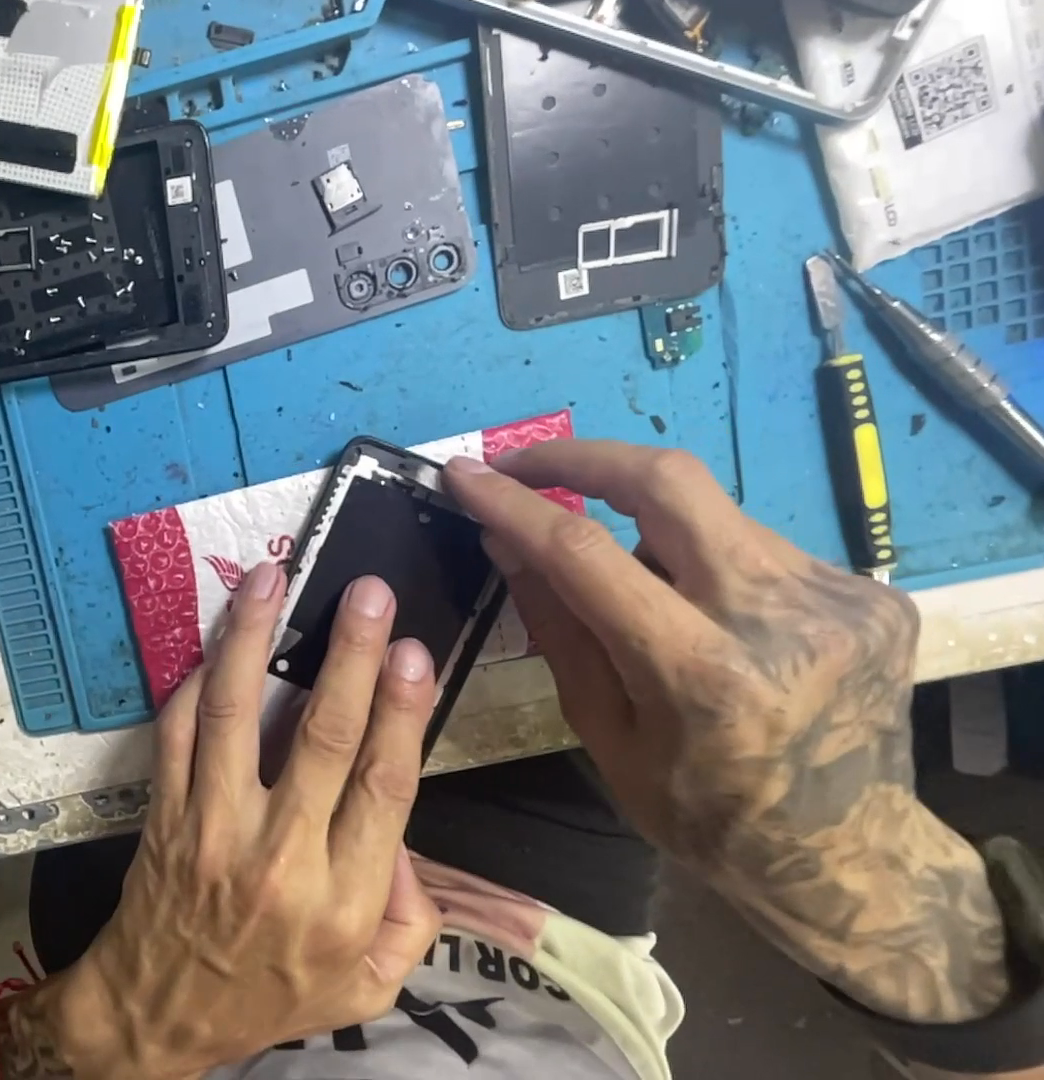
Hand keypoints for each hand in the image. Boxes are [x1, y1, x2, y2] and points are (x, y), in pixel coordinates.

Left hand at [42, 565, 442, 1077]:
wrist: (162, 1009)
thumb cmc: (271, 994)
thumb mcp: (367, 985)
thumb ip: (409, 916)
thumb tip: (407, 834)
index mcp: (342, 896)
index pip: (383, 783)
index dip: (403, 710)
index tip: (415, 651)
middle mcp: (278, 851)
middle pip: (321, 736)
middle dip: (349, 656)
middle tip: (366, 593)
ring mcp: (211, 824)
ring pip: (234, 715)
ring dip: (252, 638)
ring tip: (270, 580)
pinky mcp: (165, 809)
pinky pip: (177, 732)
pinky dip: (195, 681)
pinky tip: (216, 640)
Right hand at [442, 442, 1009, 1024]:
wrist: (844, 854)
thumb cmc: (694, 807)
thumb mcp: (598, 726)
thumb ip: (554, 623)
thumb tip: (504, 539)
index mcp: (698, 671)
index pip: (584, 551)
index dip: (513, 502)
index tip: (463, 474)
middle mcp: (778, 616)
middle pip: (667, 481)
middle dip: (579, 457)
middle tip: (521, 465)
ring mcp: (836, 595)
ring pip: (705, 507)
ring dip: (634, 518)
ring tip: (615, 574)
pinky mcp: (866, 589)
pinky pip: (745, 541)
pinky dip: (690, 553)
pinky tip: (688, 603)